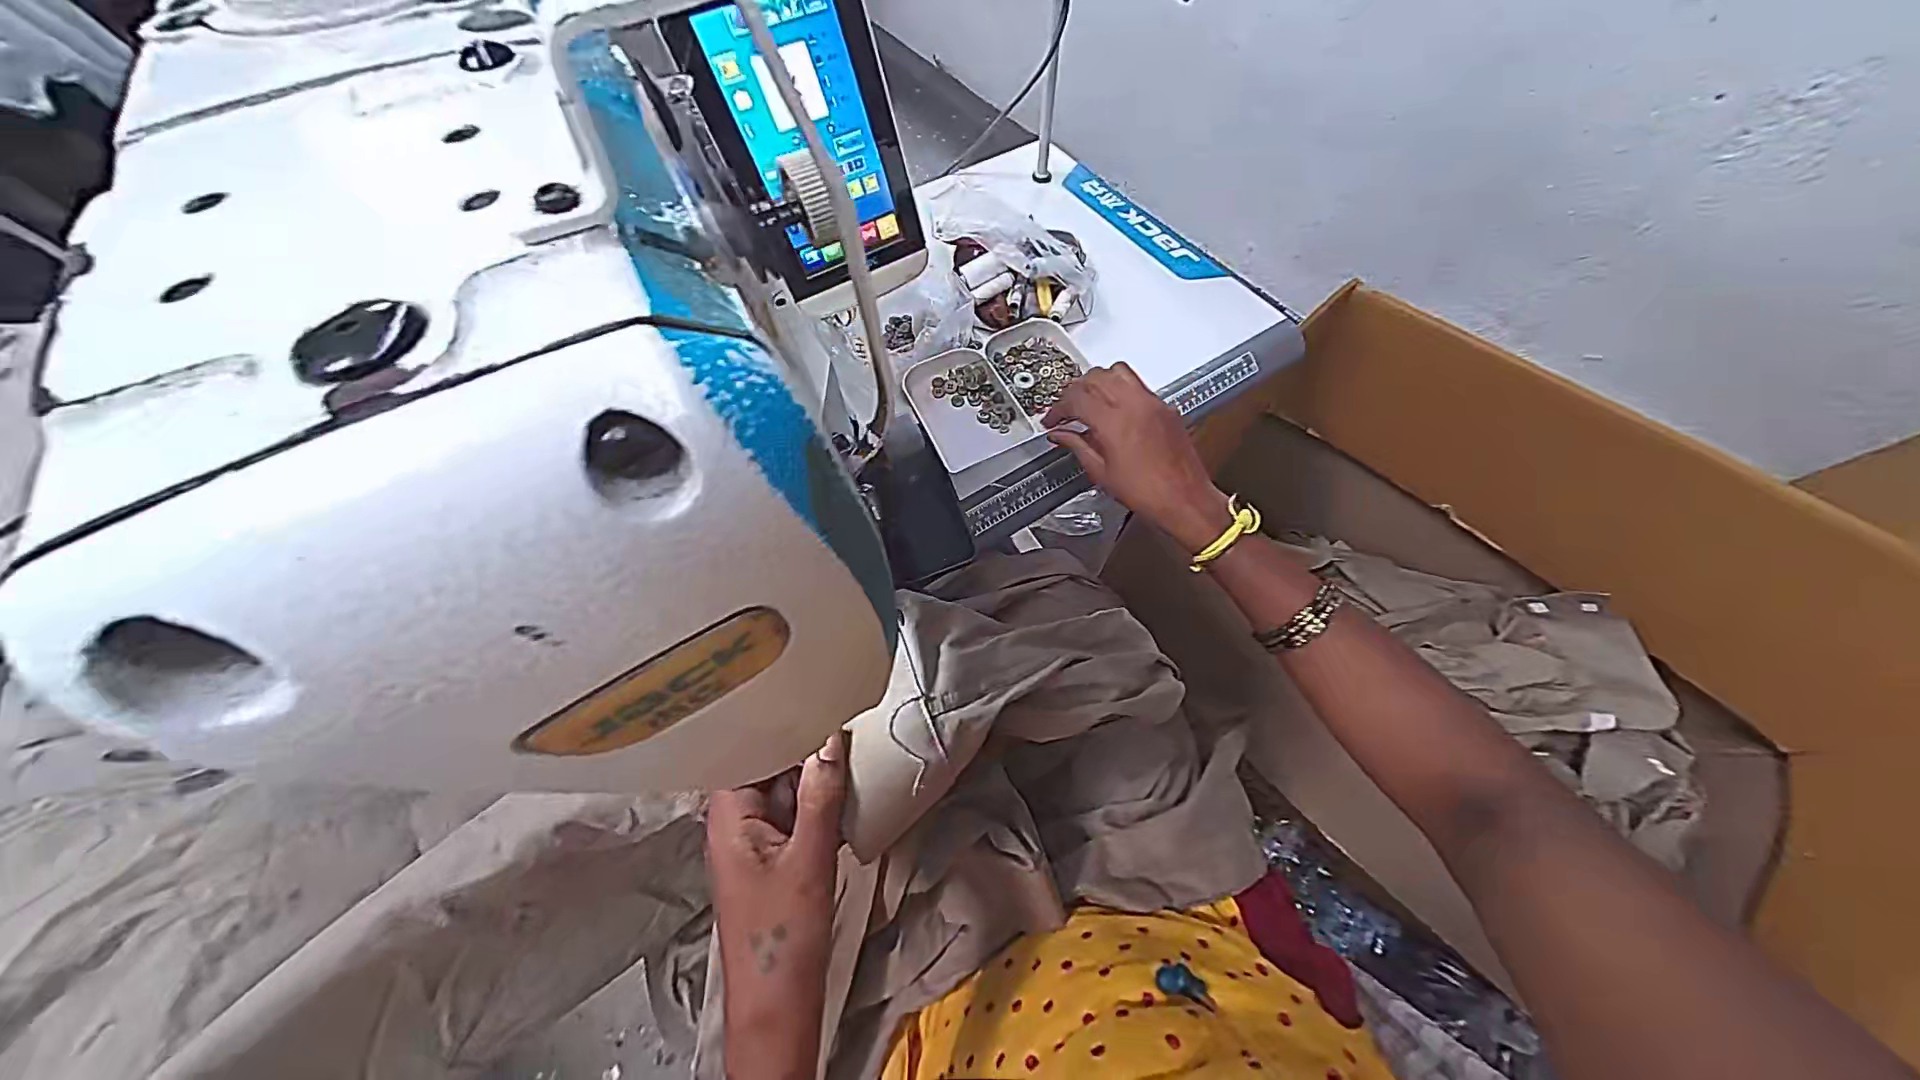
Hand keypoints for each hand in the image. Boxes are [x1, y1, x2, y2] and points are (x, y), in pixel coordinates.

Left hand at [707, 732, 846, 1079]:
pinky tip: (841, 784)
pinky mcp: (775, 855)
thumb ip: (820, 795)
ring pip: (783, 788)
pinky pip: (794, 811)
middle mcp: (735, 822)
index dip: (773, 722)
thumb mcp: (810, 857)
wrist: (779, 1006)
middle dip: (799, 743)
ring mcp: (756, 839)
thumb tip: (831, 741)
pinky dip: (816, 798)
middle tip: (835, 710)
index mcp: (727, 816)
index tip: (805, 694)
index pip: (744, 750)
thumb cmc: (782, 938)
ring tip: (844, 738)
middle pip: (765, 766)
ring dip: (811, 771)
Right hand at [1042, 362, 1232, 551]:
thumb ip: (1077, 447)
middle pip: (1094, 378)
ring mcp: (1152, 403)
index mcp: (1114, 423)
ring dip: (1097, 382)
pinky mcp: (1165, 407)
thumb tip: (1061, 436)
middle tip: (1066, 409)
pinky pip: (1137, 384)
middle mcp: (1135, 406)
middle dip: (1074, 391)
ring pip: (1117, 372)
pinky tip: (1113, 407)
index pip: (1076, 398)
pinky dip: (1119, 387)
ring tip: (1088, 401)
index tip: (1053, 419)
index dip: (1058, 407)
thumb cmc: (1149, 493)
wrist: (1184, 499)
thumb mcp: (1101, 473)